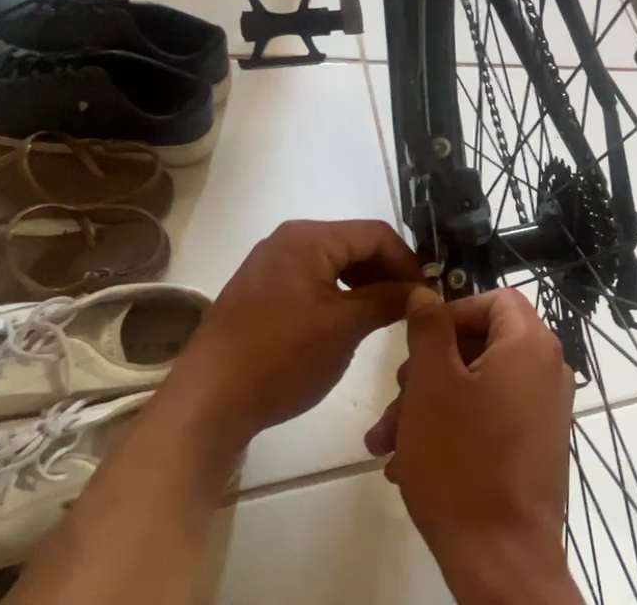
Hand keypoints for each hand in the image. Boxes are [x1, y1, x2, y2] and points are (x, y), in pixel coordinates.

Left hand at [161, 219, 421, 445]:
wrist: (209, 401)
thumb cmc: (283, 356)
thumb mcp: (346, 326)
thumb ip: (387, 300)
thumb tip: (420, 291)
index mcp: (309, 238)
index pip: (376, 234)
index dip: (408, 262)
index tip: (427, 294)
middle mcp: (287, 240)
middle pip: (354, 244)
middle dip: (386, 272)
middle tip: (410, 306)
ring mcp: (268, 265)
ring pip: (332, 264)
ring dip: (363, 285)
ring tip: (384, 317)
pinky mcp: (257, 292)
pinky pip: (310, 280)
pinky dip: (336, 295)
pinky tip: (348, 323)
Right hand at [365, 288, 578, 604]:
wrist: (502, 555)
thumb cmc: (462, 460)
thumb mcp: (432, 385)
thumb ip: (429, 330)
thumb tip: (427, 294)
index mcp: (531, 344)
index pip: (494, 299)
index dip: (450, 313)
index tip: (415, 344)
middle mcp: (548, 369)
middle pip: (483, 345)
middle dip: (429, 370)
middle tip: (393, 402)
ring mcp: (545, 410)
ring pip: (480, 385)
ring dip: (431, 405)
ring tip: (388, 443)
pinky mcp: (536, 445)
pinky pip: (492, 417)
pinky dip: (454, 428)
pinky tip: (411, 462)